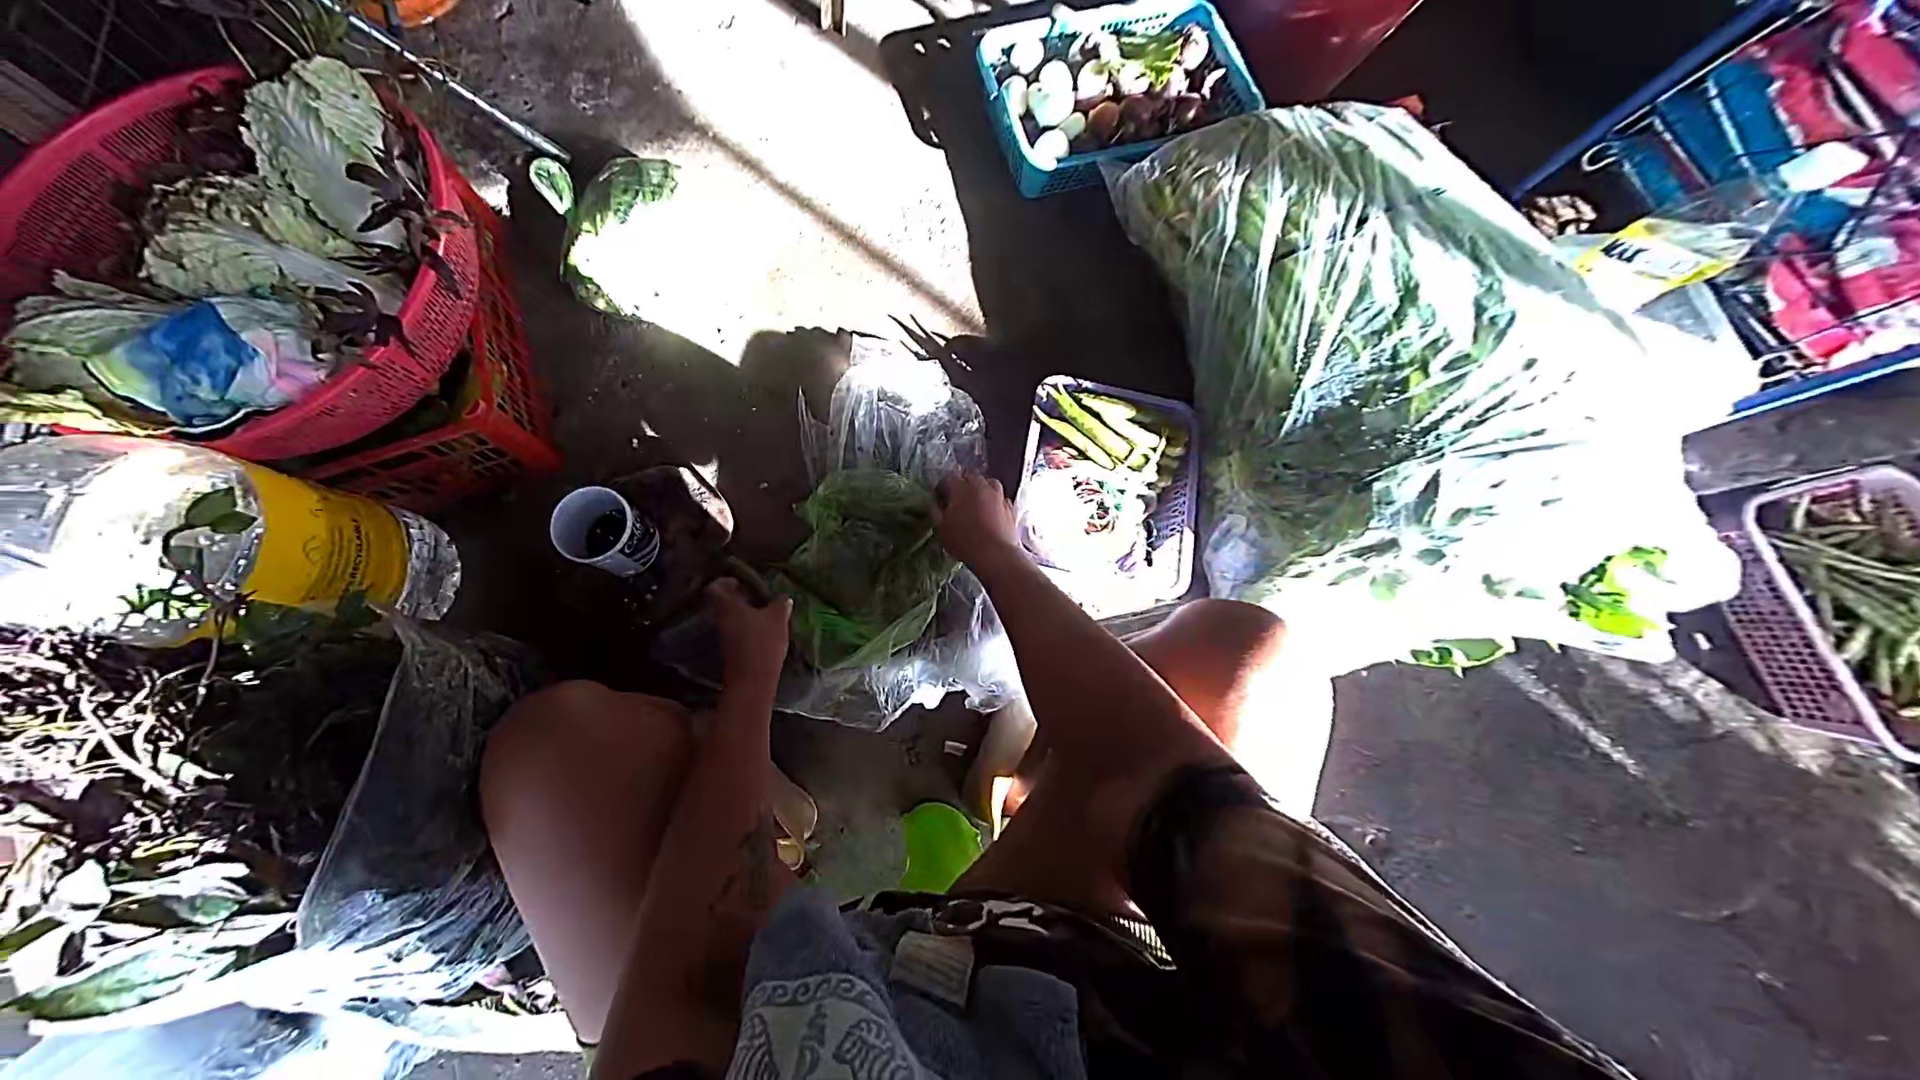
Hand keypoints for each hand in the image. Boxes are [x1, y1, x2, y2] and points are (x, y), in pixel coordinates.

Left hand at [708, 578, 790, 687]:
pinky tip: (761, 628)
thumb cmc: (763, 642)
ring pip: (728, 617)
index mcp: (727, 606)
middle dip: (736, 597)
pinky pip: (733, 630)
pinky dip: (743, 626)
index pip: (715, 588)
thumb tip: (784, 597)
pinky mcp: (728, 649)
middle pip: (721, 602)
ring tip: (761, 611)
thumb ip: (780, 604)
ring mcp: (722, 636)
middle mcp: (720, 619)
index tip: (741, 582)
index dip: (725, 582)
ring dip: (741, 612)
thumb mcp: (778, 619)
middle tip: (755, 595)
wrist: (753, 680)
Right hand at [934, 470, 1017, 567]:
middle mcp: (981, 486)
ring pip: (990, 483)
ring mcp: (999, 496)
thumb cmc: (963, 540)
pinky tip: (993, 511)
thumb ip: (936, 512)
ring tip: (978, 500)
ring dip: (983, 488)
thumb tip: (936, 503)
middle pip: (971, 476)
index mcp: (961, 489)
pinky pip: (1002, 498)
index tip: (940, 497)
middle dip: (963, 483)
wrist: (995, 553)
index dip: (943, 486)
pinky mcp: (1010, 508)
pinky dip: (996, 501)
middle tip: (958, 498)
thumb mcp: (941, 528)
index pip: (949, 477)